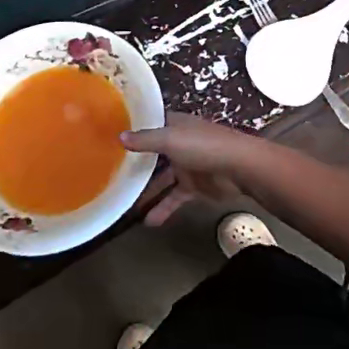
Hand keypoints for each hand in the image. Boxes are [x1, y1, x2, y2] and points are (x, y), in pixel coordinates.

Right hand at [122, 112, 266, 224]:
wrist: (240, 167)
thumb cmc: (204, 146)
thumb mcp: (171, 139)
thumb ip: (146, 140)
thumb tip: (120, 136)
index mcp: (175, 126)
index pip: (150, 125)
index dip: (132, 131)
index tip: (109, 140)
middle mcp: (179, 143)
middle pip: (153, 154)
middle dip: (135, 165)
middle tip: (110, 177)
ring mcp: (187, 166)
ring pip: (161, 179)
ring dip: (146, 192)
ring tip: (123, 207)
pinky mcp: (195, 187)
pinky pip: (174, 198)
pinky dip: (163, 209)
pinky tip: (148, 222)